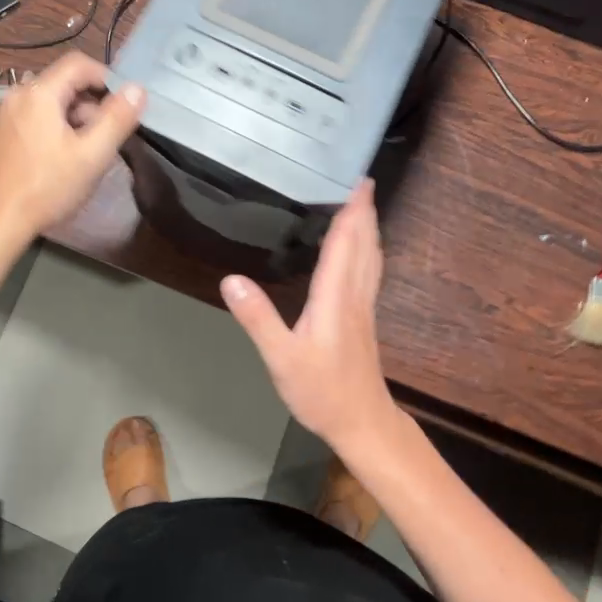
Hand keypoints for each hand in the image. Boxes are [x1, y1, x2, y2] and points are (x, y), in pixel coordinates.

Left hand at [0, 52, 144, 237]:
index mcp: (39, 92)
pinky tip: (67, 155)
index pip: (80, 64)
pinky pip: (40, 114)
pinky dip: (59, 125)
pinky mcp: (5, 131)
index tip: (125, 105)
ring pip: (54, 100)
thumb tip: (138, 89)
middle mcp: (20, 94)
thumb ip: (118, 118)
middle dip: (93, 102)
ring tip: (90, 149)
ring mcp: (9, 112)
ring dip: (78, 116)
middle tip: (108, 134)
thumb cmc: (48, 186)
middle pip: (66, 81)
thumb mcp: (92, 154)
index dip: (107, 78)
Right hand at [220, 181, 399, 452]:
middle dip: (363, 210)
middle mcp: (354, 294)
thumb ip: (258, 318)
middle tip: (361, 179)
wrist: (361, 423)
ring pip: (370, 257)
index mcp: (335, 296)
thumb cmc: (321, 391)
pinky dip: (367, 250)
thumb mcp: (281, 358)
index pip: (346, 243)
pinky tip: (362, 251)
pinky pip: (369, 271)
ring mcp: (363, 307)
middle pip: (363, 243)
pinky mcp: (364, 319)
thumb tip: (231, 278)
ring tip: (363, 205)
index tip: (358, 179)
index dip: (352, 210)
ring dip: (368, 227)